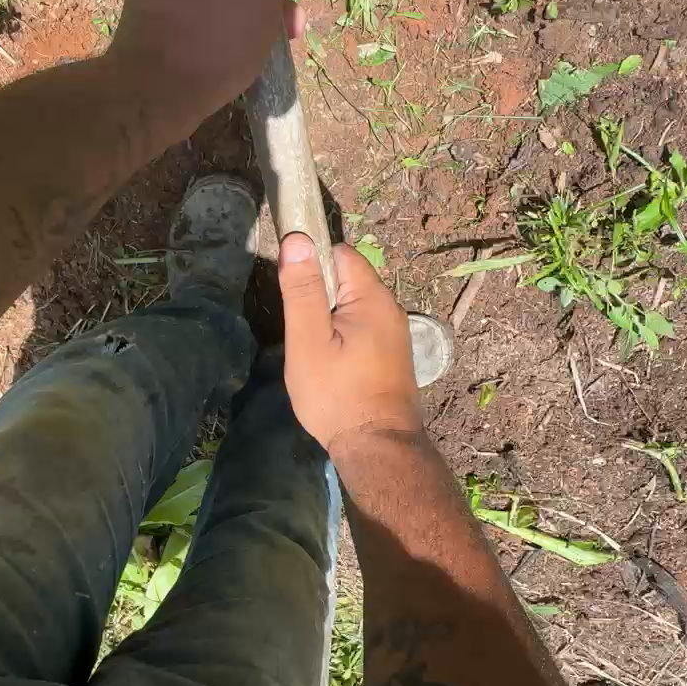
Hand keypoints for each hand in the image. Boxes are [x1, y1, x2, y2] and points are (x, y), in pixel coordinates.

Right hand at [278, 233, 423, 455]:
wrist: (377, 446)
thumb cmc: (337, 394)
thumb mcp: (308, 341)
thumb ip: (302, 290)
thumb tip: (297, 239)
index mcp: (373, 298)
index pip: (340, 254)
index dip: (312, 265)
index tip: (292, 293)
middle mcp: (391, 308)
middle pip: (347, 280)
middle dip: (319, 296)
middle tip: (299, 332)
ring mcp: (395, 334)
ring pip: (353, 307)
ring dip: (330, 320)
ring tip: (311, 350)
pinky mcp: (392, 355)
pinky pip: (362, 329)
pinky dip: (343, 337)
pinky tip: (331, 364)